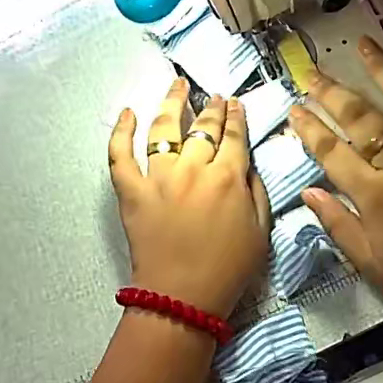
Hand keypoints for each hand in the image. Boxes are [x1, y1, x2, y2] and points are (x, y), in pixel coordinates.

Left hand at [109, 79, 270, 320]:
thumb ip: (257, 193)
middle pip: (203, 127)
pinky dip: (121, 132)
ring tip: (175, 85)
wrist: (183, 297)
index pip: (234, 136)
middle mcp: (194, 168)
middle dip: (211, 107)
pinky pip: (120, 155)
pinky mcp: (132, 190)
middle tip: (214, 95)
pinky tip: (127, 112)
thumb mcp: (261, 231)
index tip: (235, 103)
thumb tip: (248, 167)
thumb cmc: (229, 269)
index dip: (236, 117)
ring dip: (171, 103)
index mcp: (228, 178)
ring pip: (164, 129)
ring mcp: (159, 176)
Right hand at [288, 38, 382, 320]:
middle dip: (332, 92)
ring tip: (365, 44)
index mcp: (374, 194)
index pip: (331, 152)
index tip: (293, 108)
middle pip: (361, 119)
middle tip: (313, 72)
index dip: (308, 128)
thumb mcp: (372, 264)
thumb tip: (308, 192)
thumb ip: (338, 225)